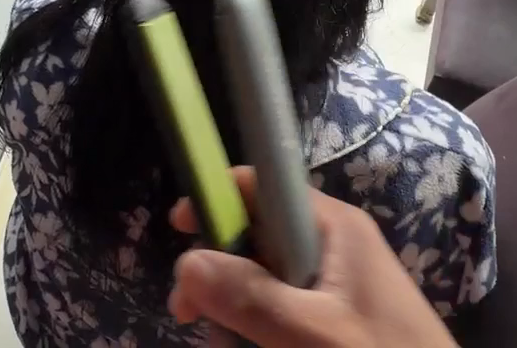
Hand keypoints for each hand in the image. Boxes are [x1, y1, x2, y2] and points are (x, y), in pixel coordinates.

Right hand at [167, 168, 458, 347]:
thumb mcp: (316, 335)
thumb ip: (253, 299)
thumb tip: (185, 260)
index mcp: (331, 225)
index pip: (263, 183)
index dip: (218, 196)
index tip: (180, 226)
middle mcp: (330, 242)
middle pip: (255, 233)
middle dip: (217, 267)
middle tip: (187, 312)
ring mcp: (334, 281)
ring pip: (262, 275)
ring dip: (232, 304)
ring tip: (215, 340)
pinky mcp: (336, 316)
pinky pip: (280, 306)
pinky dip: (255, 325)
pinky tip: (241, 347)